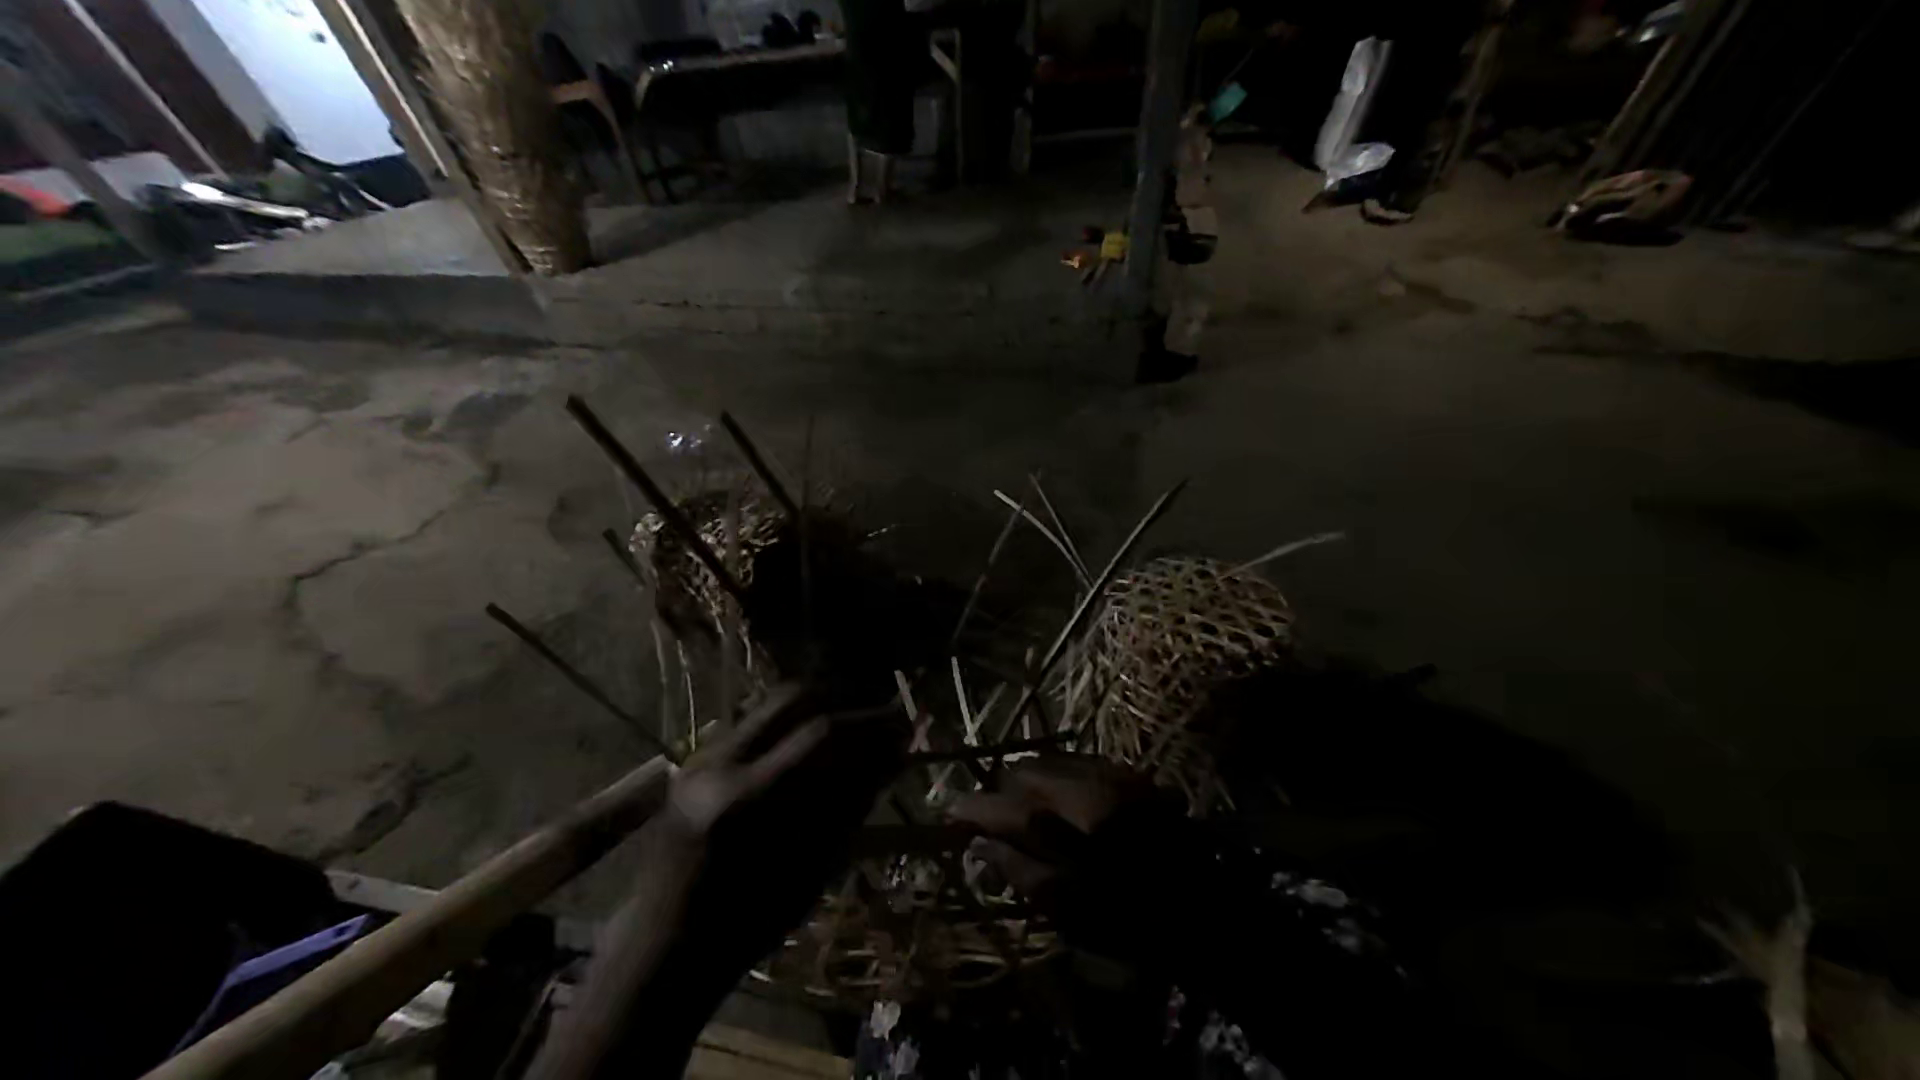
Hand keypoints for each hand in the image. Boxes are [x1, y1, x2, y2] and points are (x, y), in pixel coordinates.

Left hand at [529, 684, 904, 1079]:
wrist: (667, 945)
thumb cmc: (747, 925)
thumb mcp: (811, 868)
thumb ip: (851, 802)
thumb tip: (893, 753)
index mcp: (746, 799)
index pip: (821, 733)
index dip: (869, 723)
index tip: (903, 724)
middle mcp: (717, 762)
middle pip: (792, 699)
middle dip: (844, 699)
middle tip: (878, 714)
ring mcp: (700, 756)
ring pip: (770, 705)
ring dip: (818, 708)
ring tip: (853, 726)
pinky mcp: (695, 760)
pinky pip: (753, 724)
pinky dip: (791, 725)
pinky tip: (816, 744)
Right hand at [948, 755, 1187, 963]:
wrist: (1209, 909)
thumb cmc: (1133, 921)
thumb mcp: (1069, 911)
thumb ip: (1019, 872)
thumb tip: (981, 846)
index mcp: (1063, 822)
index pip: (999, 806)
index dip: (969, 809)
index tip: (949, 815)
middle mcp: (1082, 784)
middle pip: (1020, 773)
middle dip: (1001, 794)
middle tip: (996, 821)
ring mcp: (1109, 773)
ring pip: (1048, 761)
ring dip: (1031, 783)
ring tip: (1030, 811)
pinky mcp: (1130, 774)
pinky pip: (1079, 763)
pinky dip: (1061, 778)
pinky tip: (1068, 804)